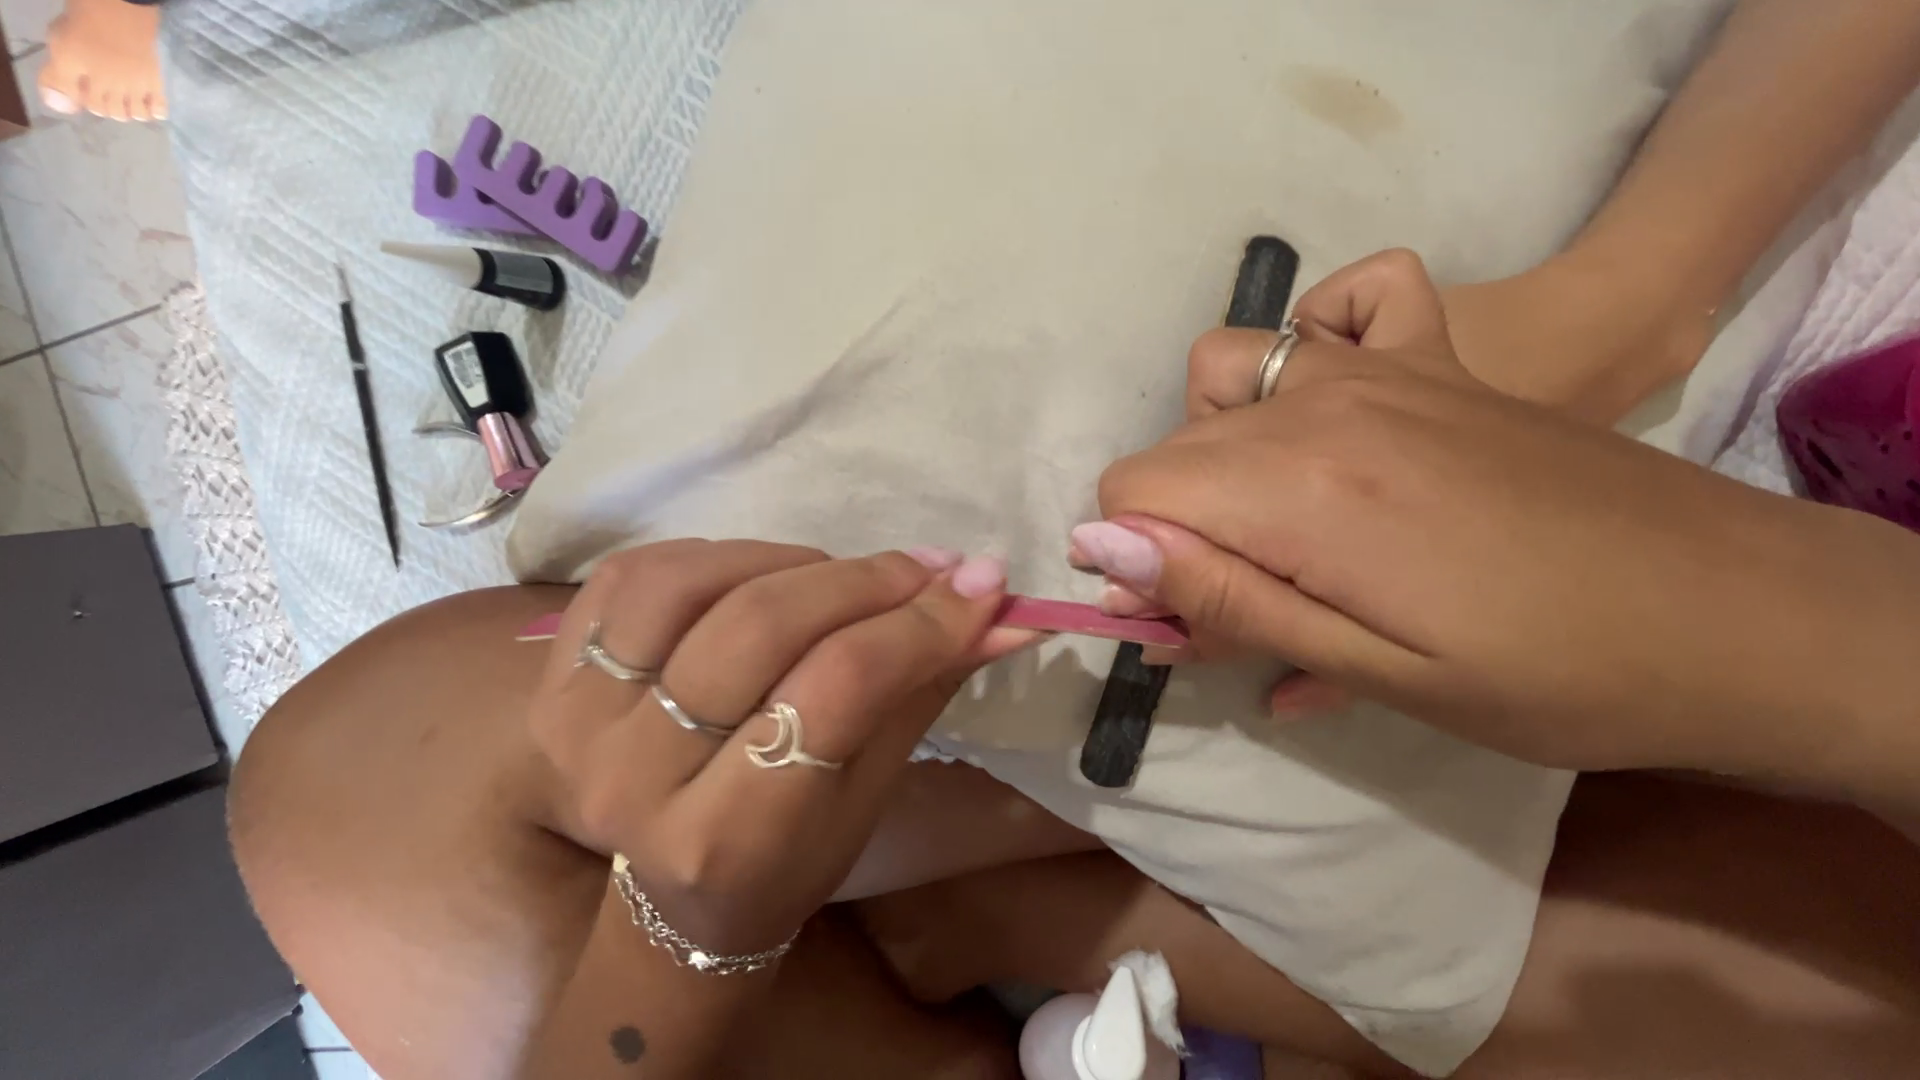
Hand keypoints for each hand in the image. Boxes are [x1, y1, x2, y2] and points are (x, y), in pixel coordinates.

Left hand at [527, 540, 1023, 953]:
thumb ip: (927, 687)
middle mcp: (634, 779)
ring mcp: (576, 723)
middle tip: (925, 566)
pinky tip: (759, 573)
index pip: (838, 687)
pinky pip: (632, 576)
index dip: (919, 622)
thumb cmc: (793, 857)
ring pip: (686, 583)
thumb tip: (1005, 610)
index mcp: (730, 833)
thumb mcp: (870, 791)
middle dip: (862, 580)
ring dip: (783, 559)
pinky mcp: (552, 679)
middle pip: (760, 625)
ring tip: (836, 575)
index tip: (982, 584)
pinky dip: (708, 555)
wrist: (680, 892)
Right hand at [1080, 250, 1919, 793]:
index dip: (1134, 563)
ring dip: (1220, 458)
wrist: (1742, 610)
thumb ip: (1225, 598)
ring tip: (1276, 523)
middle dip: (1175, 532)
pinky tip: (1334, 416)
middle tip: (1244, 609)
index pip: (1128, 490)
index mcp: (1296, 486)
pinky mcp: (1431, 358)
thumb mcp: (1373, 668)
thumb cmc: (1551, 672)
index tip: (1186, 622)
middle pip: (1171, 449)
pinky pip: (1334, 311)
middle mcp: (1318, 402)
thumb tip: (1104, 552)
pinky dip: (1305, 353)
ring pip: (1223, 383)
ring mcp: (1379, 366)